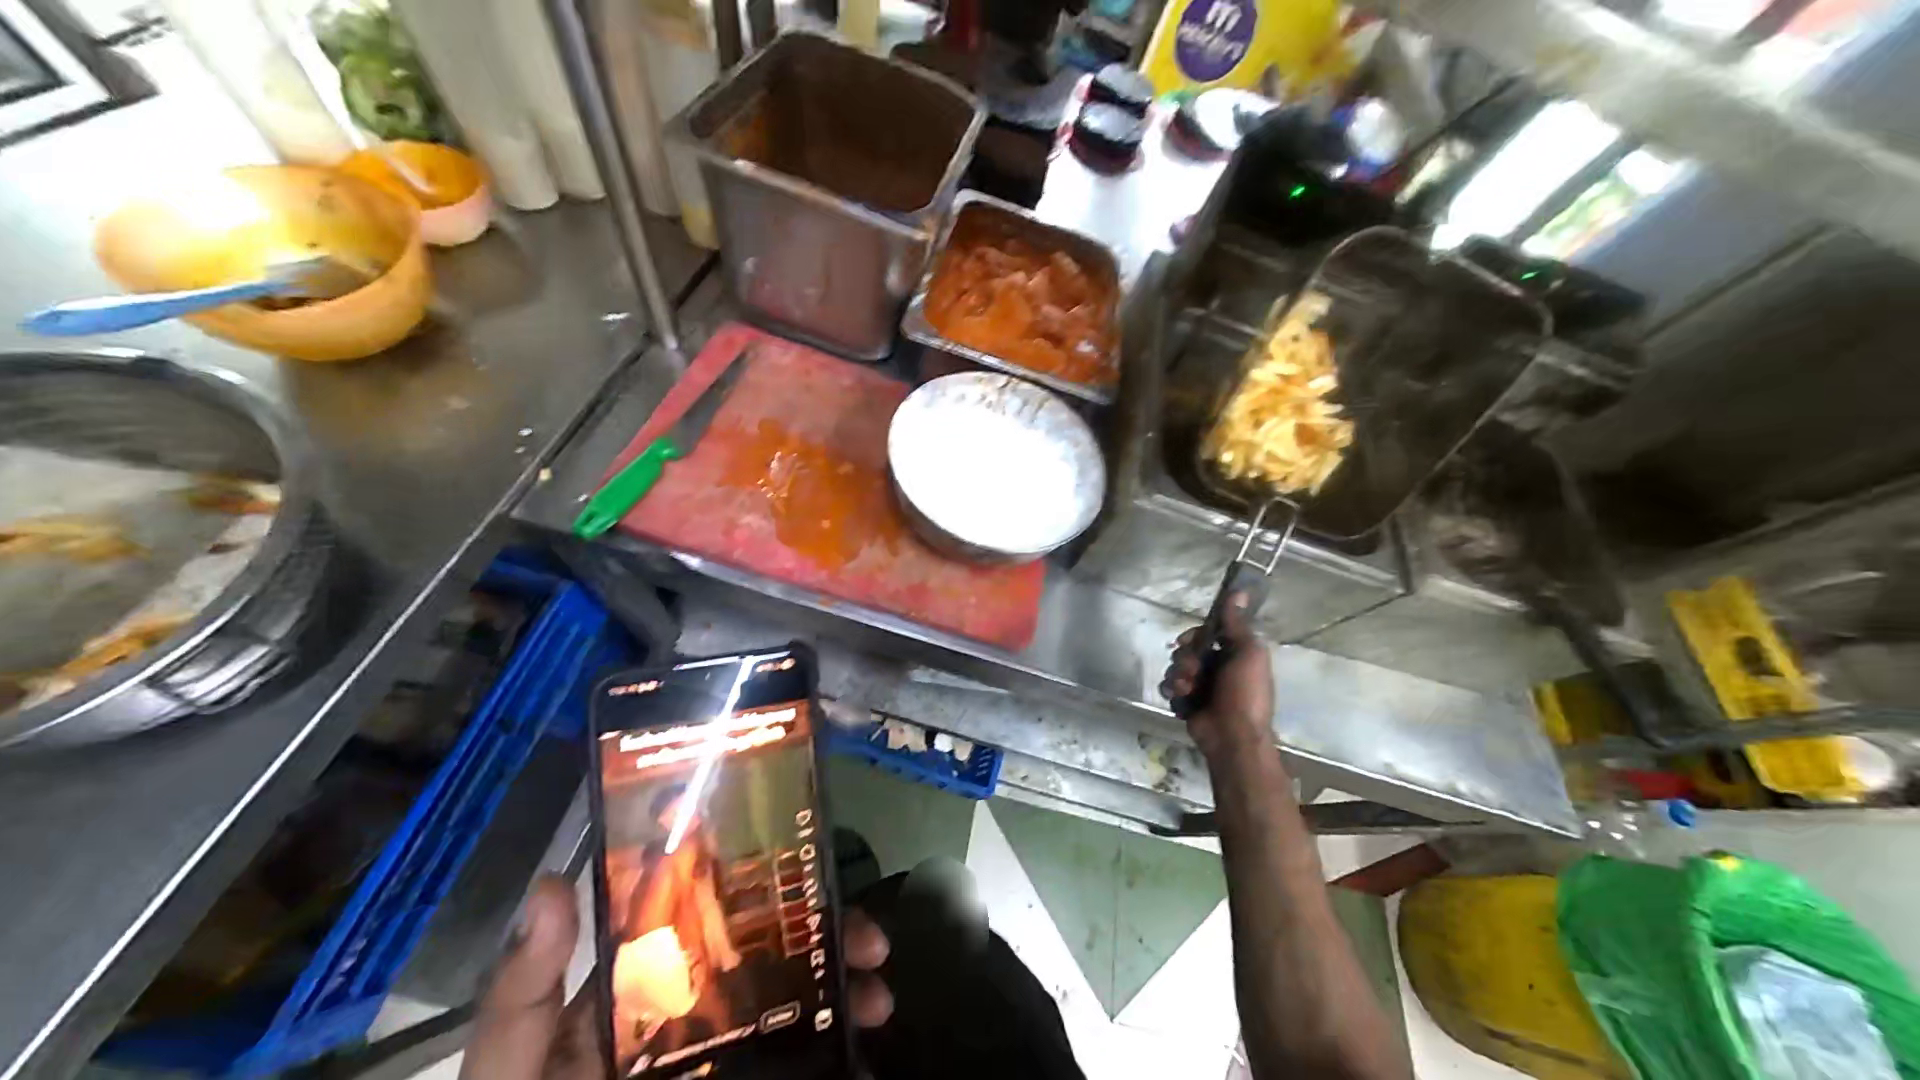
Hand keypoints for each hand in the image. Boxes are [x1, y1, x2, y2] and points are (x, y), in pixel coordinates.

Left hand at [460, 877, 895, 1079]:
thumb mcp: (515, 1069)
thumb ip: (524, 993)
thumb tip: (554, 881)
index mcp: (644, 987)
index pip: (712, 916)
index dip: (768, 888)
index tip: (814, 871)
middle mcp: (695, 1009)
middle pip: (774, 955)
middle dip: (830, 939)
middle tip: (871, 942)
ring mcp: (729, 1054)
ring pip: (801, 1004)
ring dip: (848, 991)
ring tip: (879, 998)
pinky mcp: (763, 1078)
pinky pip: (809, 1057)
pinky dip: (845, 1048)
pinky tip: (870, 1045)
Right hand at [1160, 590, 1274, 759]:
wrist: (1234, 737)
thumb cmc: (1246, 693)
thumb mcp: (1248, 653)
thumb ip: (1237, 623)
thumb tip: (1241, 591)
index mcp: (1234, 654)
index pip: (1206, 634)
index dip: (1195, 635)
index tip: (1189, 641)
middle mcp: (1217, 668)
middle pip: (1187, 650)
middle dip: (1185, 658)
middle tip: (1193, 671)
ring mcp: (1201, 687)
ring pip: (1176, 668)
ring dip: (1178, 676)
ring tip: (1187, 689)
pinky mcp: (1186, 703)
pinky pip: (1169, 688)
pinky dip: (1172, 691)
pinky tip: (1180, 698)